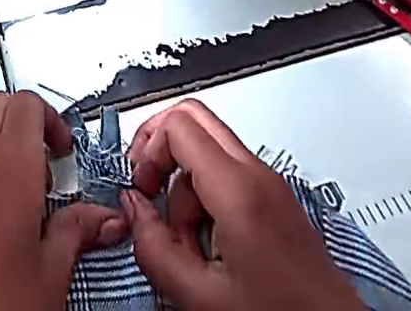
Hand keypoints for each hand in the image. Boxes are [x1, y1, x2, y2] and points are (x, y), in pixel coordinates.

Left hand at [0, 91, 127, 310]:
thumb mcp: (52, 273)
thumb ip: (76, 232)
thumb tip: (102, 218)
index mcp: (12, 165)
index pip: (30, 105)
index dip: (52, 121)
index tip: (66, 151)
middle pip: (1, 107)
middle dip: (27, 125)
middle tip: (49, 167)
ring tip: (15, 190)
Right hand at [121, 100, 363, 310]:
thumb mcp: (202, 299)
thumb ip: (155, 249)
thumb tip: (134, 210)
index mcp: (240, 190)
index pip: (177, 125)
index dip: (148, 149)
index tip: (141, 185)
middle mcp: (259, 177)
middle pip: (193, 117)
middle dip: (158, 144)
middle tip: (146, 181)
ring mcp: (271, 187)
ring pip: (207, 145)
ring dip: (181, 179)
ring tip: (183, 236)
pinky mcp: (277, 202)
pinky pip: (226, 171)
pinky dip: (203, 191)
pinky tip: (206, 241)